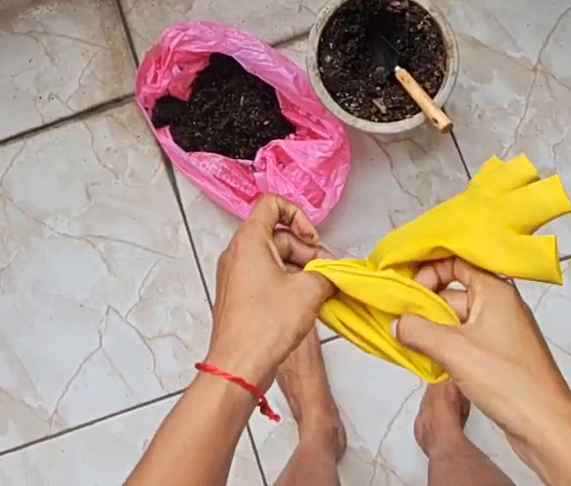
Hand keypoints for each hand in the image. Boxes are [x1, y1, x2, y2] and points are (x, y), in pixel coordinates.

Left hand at [207, 195, 334, 387]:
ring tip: (320, 292)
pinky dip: (286, 283)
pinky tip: (304, 303)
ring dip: (299, 269)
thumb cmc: (266, 324)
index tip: (312, 240)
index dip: (298, 215)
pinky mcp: (238, 295)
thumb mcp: (308, 292)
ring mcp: (236, 274)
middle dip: (306, 251)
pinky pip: (265, 276)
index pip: (272, 204)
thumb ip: (327, 274)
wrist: (238, 366)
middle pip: (278, 235)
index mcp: (249, 240)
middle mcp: (238, 252)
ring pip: (274, 258)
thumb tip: (334, 274)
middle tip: (327, 274)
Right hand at [396, 257, 570, 445]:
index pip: (455, 262)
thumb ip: (417, 330)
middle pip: (453, 291)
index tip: (409, 289)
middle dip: (426, 304)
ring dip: (433, 328)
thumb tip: (396, 323)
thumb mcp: (453, 350)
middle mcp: (500, 304)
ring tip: (409, 340)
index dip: (429, 271)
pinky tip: (428, 358)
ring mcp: (502, 331)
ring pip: (457, 318)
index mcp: (494, 290)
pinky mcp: (501, 356)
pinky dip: (446, 344)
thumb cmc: (506, 379)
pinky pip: (466, 339)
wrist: (547, 429)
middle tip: (401, 318)